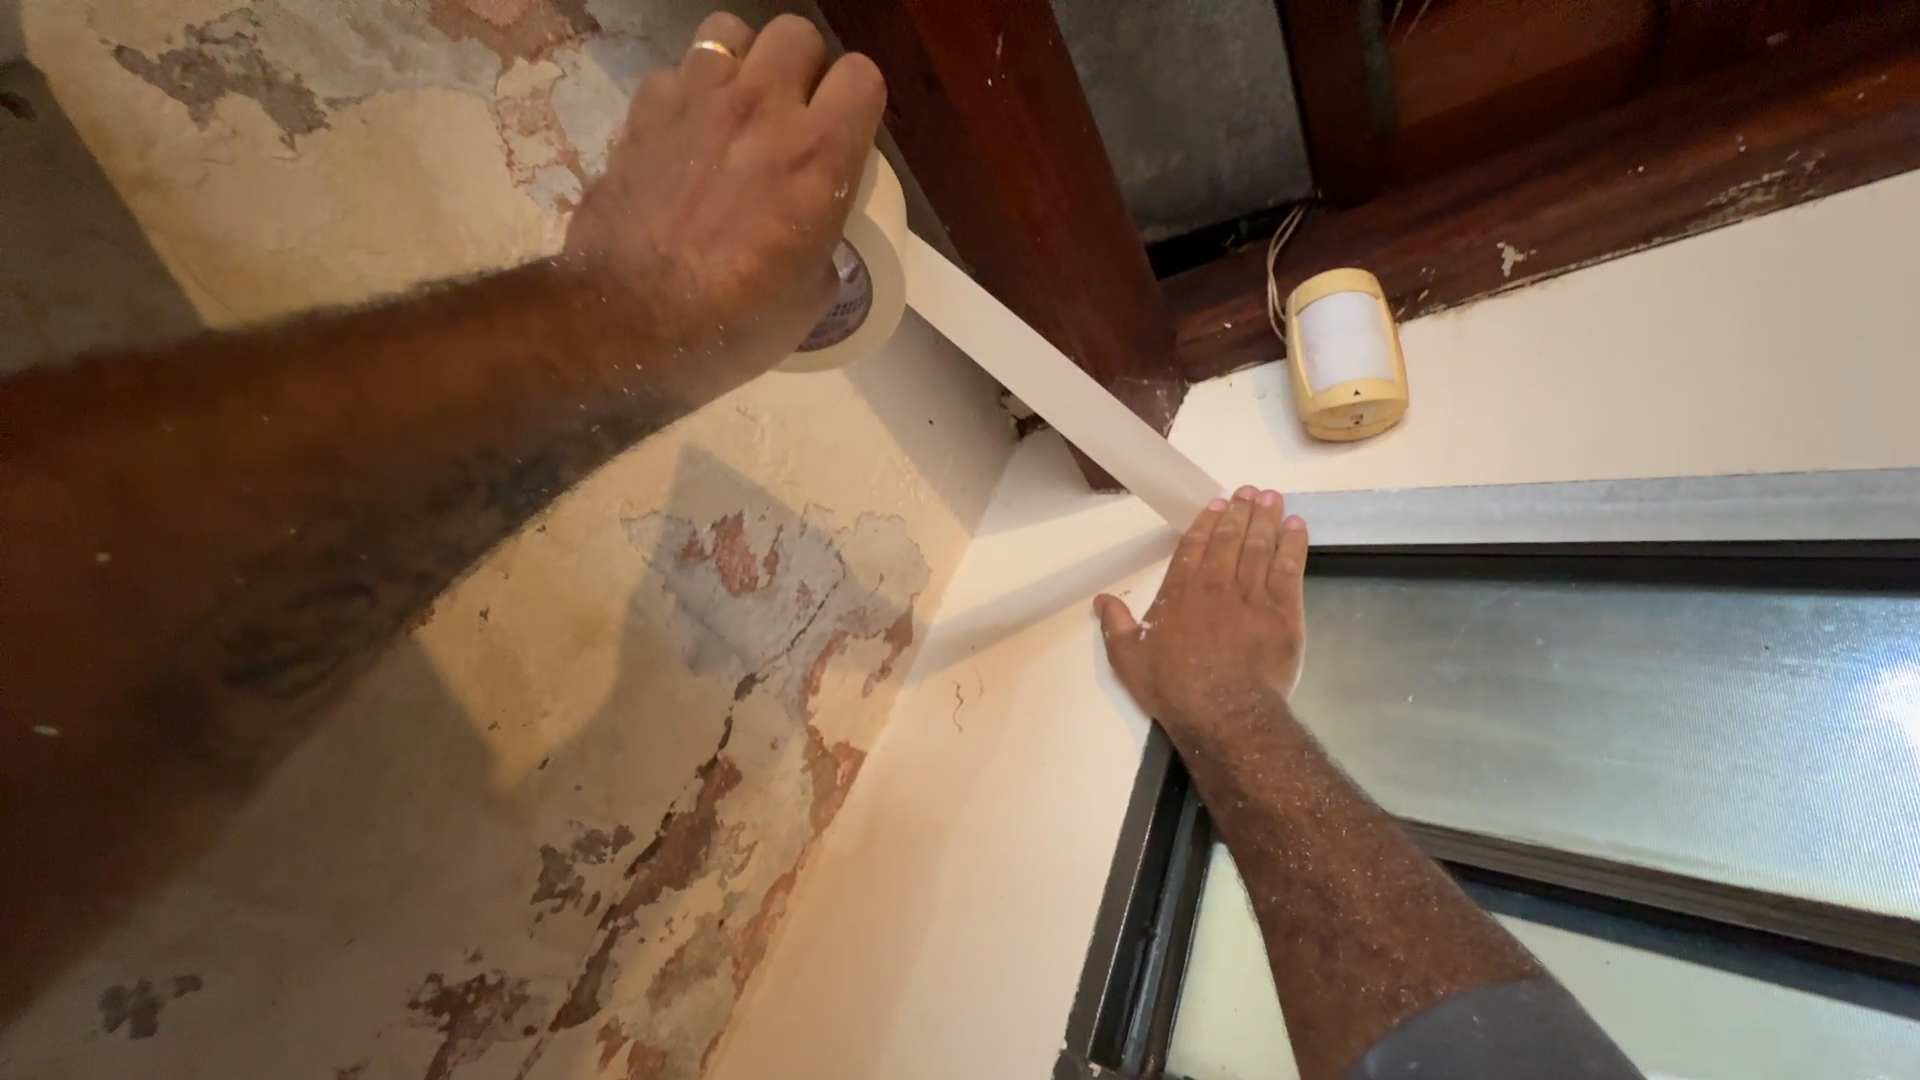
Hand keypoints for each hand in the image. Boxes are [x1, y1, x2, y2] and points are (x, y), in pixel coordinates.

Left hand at [564, 12, 885, 384]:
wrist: (633, 322)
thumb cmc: (736, 324)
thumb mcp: (811, 298)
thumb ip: (824, 240)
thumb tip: (813, 230)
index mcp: (817, 158)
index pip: (863, 78)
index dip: (859, 104)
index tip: (847, 138)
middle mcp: (762, 110)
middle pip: (799, 36)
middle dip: (804, 74)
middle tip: (794, 122)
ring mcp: (696, 100)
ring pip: (733, 32)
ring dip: (747, 66)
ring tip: (741, 113)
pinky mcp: (644, 109)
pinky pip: (678, 72)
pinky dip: (691, 96)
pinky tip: (689, 140)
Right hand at [1096, 487, 1309, 757]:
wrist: (1222, 711)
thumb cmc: (1172, 686)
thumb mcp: (1128, 658)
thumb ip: (1116, 624)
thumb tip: (1101, 599)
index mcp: (1179, 591)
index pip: (1194, 546)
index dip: (1206, 522)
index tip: (1217, 504)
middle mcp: (1215, 583)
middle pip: (1230, 538)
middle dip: (1240, 512)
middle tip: (1250, 491)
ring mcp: (1251, 594)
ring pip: (1260, 546)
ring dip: (1266, 519)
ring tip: (1273, 498)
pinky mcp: (1283, 610)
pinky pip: (1289, 568)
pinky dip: (1293, 545)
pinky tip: (1297, 527)